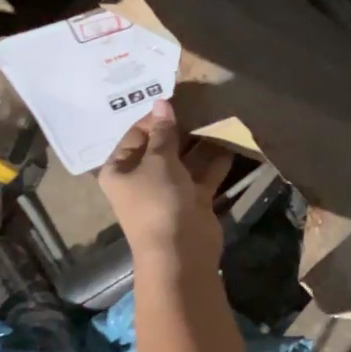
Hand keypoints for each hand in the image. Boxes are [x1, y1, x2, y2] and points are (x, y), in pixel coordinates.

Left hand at [98, 100, 233, 270]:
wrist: (180, 250)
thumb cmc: (158, 202)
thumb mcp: (158, 162)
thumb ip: (164, 133)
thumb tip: (162, 102)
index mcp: (120, 169)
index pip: (136, 135)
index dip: (156, 119)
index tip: (180, 101)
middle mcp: (142, 178)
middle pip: (162, 148)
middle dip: (181, 131)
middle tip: (204, 108)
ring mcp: (169, 191)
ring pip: (185, 162)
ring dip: (201, 145)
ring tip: (219, 122)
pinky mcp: (193, 201)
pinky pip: (203, 176)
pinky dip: (215, 163)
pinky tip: (230, 146)